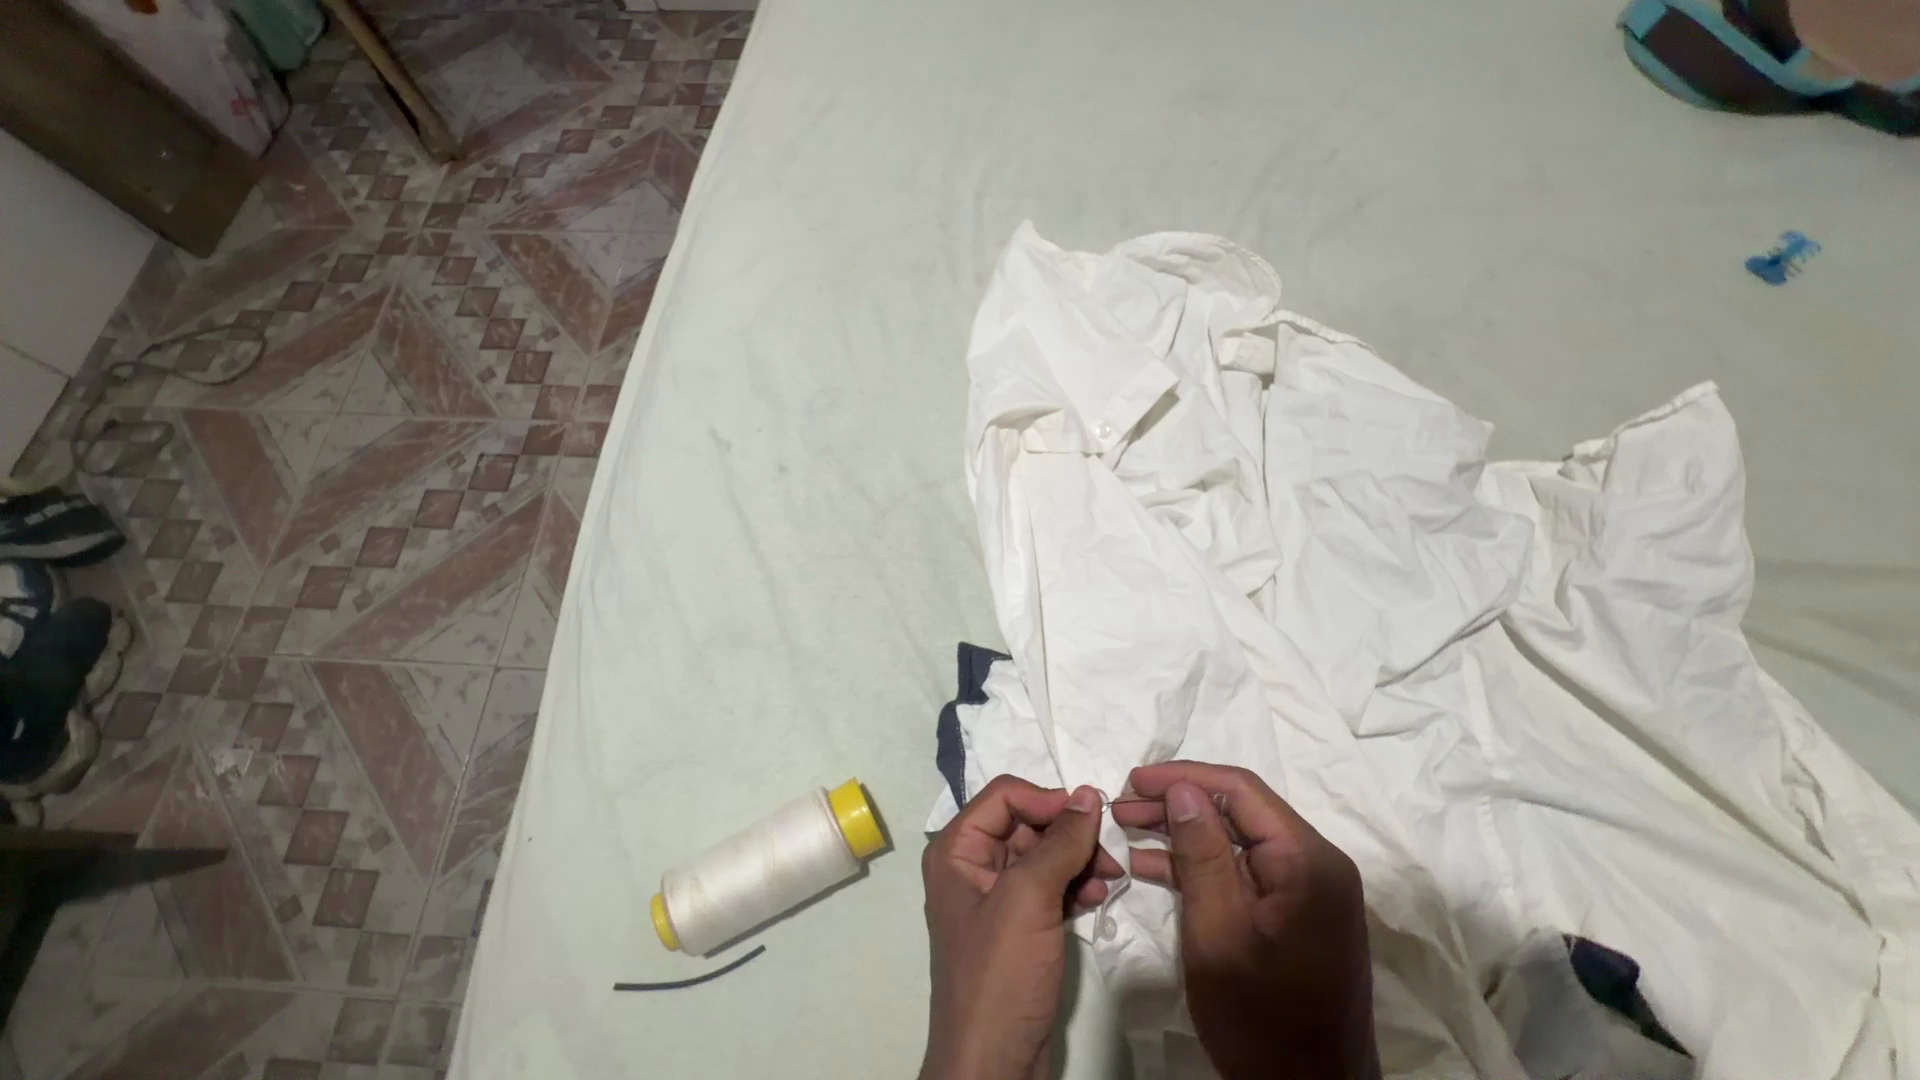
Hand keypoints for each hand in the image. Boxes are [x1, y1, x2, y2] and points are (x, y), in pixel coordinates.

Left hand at [920, 777, 1119, 1079]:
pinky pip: (1050, 887)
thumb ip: (1059, 842)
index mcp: (956, 849)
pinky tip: (1098, 896)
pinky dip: (1075, 885)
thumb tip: (1089, 794)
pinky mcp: (1020, 927)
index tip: (1090, 816)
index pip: (1005, 796)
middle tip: (1110, 851)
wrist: (994, 1064)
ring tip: (1110, 877)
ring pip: (1043, 855)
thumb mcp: (1027, 898)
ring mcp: (996, 899)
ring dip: (1078, 859)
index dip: (1047, 800)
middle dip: (1069, 833)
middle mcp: (971, 866)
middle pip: (1026, 823)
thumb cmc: (1000, 974)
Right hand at [1112, 762, 1379, 1079]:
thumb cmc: (1259, 1018)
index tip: (1132, 780)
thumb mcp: (1217, 932)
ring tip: (1126, 828)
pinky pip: (1242, 872)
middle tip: (1120, 806)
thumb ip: (1200, 854)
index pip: (1241, 790)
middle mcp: (1315, 864)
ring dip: (1182, 832)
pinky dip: (1199, 866)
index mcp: (1307, 860)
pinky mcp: (1293, 913)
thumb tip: (1182, 788)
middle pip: (1239, 811)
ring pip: (1236, 840)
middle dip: (1177, 803)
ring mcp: (1306, 890)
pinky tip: (1151, 865)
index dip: (1183, 776)